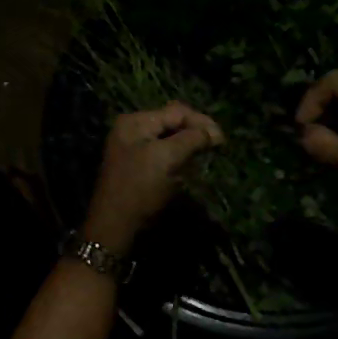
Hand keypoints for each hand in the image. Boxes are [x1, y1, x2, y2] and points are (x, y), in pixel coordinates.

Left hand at [82, 101, 223, 255]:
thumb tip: (214, 132)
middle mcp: (133, 130)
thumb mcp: (166, 158)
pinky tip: (190, 165)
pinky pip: (164, 153)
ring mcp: (134, 148)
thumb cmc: (139, 189)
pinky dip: (179, 156)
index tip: (222, 140)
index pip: (176, 112)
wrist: (114, 226)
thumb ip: (191, 139)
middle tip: (217, 146)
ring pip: (170, 139)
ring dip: (189, 144)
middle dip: (196, 132)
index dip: (202, 122)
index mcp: (135, 122)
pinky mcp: (138, 166)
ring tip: (207, 154)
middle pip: (173, 123)